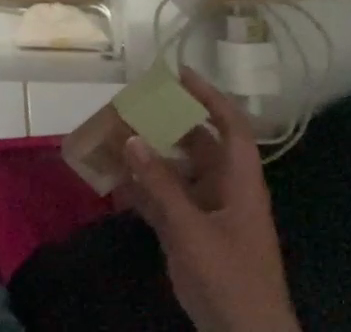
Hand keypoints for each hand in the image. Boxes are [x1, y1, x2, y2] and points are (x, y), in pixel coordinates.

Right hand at [116, 68, 300, 331]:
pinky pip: (159, 198)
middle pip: (196, 145)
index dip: (210, 98)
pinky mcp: (187, 233)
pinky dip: (137, 186)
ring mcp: (204, 213)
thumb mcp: (193, 229)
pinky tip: (109, 177)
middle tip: (129, 104)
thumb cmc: (230, 276)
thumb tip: (131, 137)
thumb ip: (160, 184)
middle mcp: (223, 192)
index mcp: (240, 186)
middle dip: (165, 123)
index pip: (231, 129)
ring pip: (173, 170)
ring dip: (144, 154)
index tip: (179, 74)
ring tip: (110, 134)